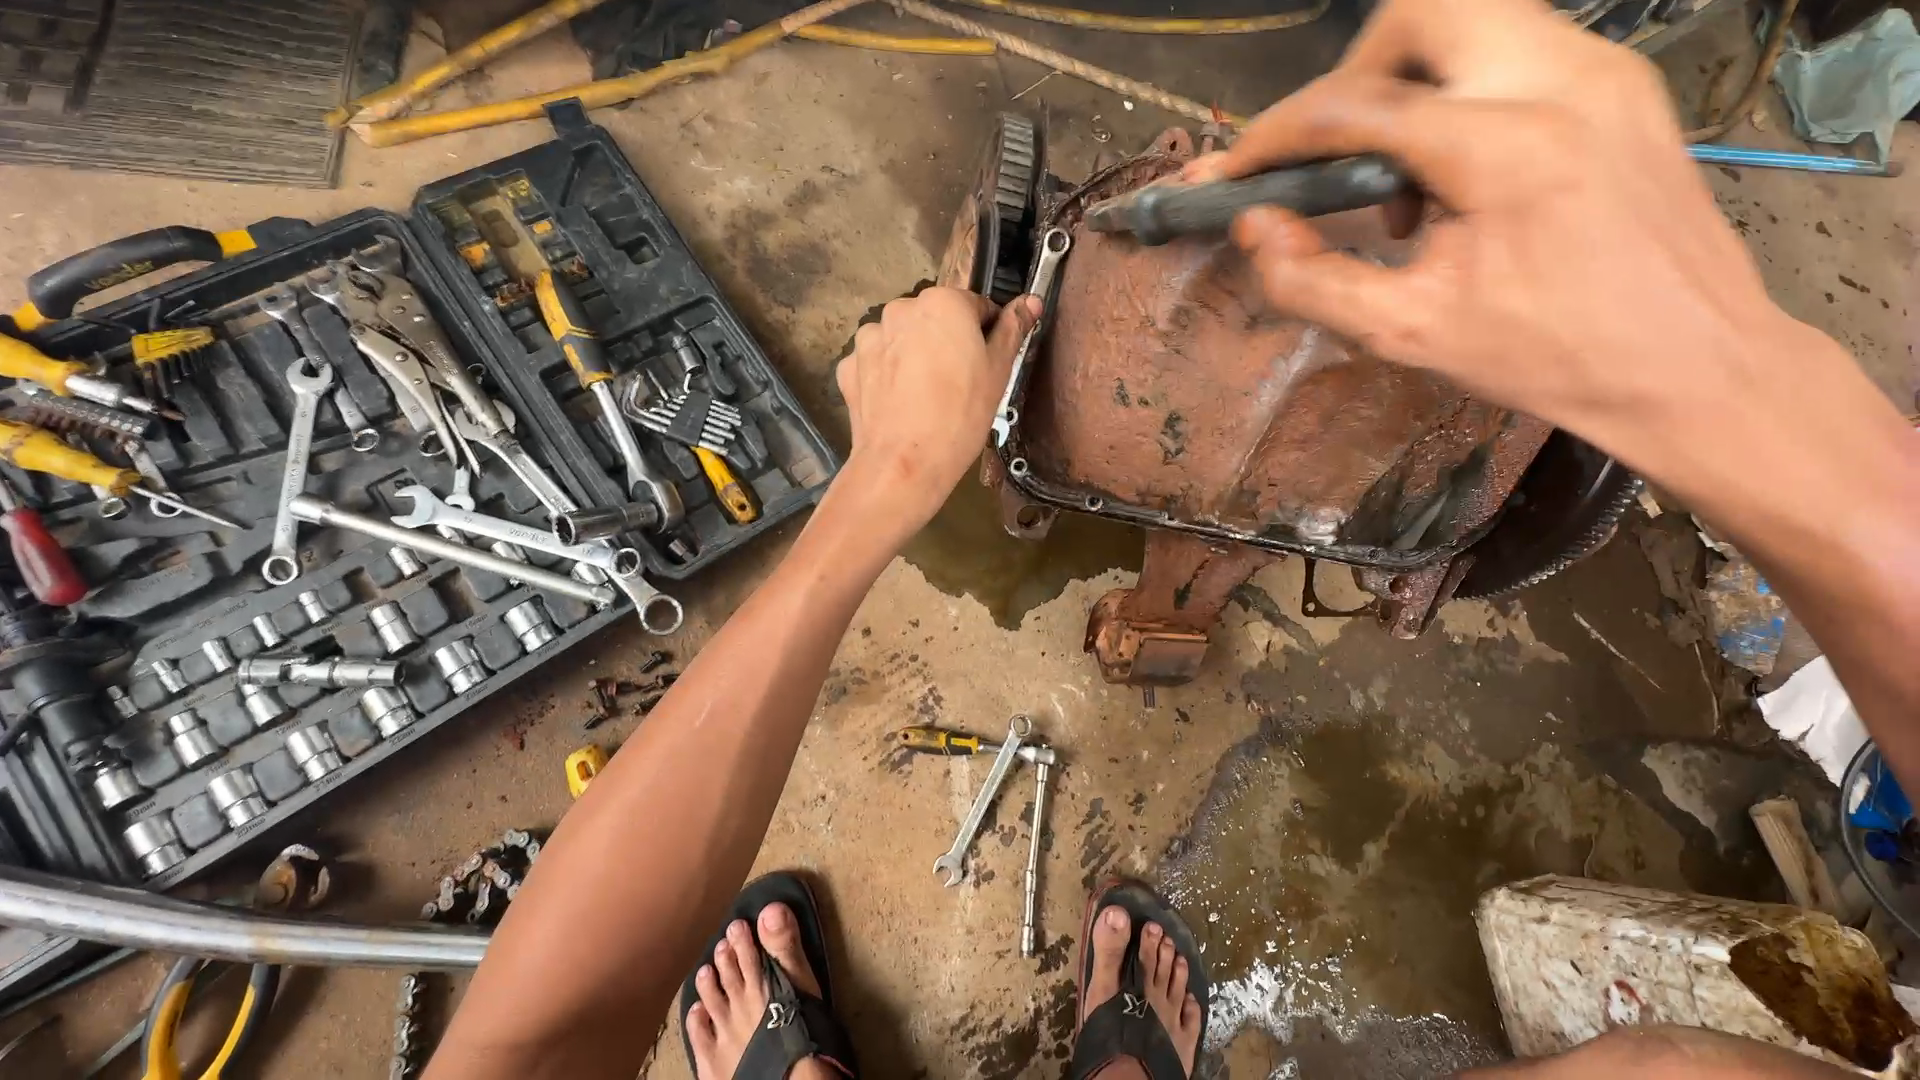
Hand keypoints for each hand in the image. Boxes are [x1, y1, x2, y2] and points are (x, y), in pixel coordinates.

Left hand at [835, 287, 1038, 534]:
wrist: (904, 463)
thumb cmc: (960, 415)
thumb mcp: (998, 371)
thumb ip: (1013, 329)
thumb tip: (1030, 302)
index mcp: (942, 302)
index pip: (976, 307)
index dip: (986, 335)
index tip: (986, 364)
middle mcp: (900, 309)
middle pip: (934, 321)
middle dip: (946, 344)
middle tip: (958, 385)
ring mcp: (869, 337)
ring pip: (901, 340)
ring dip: (913, 357)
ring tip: (925, 397)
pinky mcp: (848, 366)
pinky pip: (876, 363)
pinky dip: (886, 377)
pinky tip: (899, 404)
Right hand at [1200, 0, 1919, 787]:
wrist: (1715, 383)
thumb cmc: (1562, 378)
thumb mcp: (1411, 338)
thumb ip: (1315, 279)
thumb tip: (1247, 241)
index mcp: (1498, 151)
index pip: (1350, 109)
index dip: (1267, 135)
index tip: (1218, 164)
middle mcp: (1558, 86)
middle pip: (1424, 11)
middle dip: (1348, 71)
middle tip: (1307, 150)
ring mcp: (1602, 81)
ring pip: (1477, 17)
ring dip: (1400, 79)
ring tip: (1360, 161)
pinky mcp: (1621, 100)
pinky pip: (1511, 63)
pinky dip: (1448, 99)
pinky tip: (1426, 174)